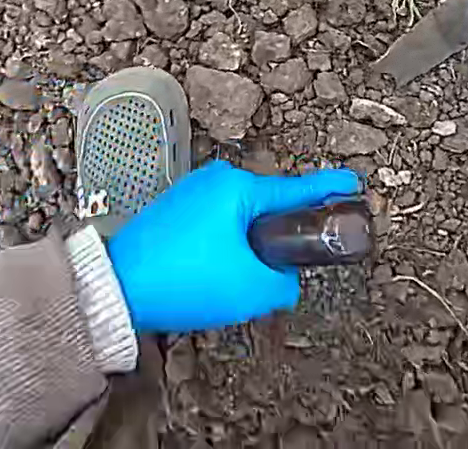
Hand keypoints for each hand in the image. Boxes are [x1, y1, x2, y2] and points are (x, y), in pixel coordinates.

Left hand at [105, 161, 360, 332]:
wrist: (115, 288)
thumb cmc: (183, 279)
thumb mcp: (247, 289)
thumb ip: (283, 282)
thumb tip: (288, 278)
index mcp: (240, 188)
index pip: (296, 189)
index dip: (328, 188)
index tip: (352, 181)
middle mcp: (219, 178)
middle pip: (268, 205)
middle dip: (277, 233)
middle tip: (282, 260)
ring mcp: (196, 189)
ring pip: (241, 215)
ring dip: (249, 241)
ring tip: (239, 274)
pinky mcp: (179, 205)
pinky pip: (218, 218)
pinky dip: (227, 240)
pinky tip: (217, 267)